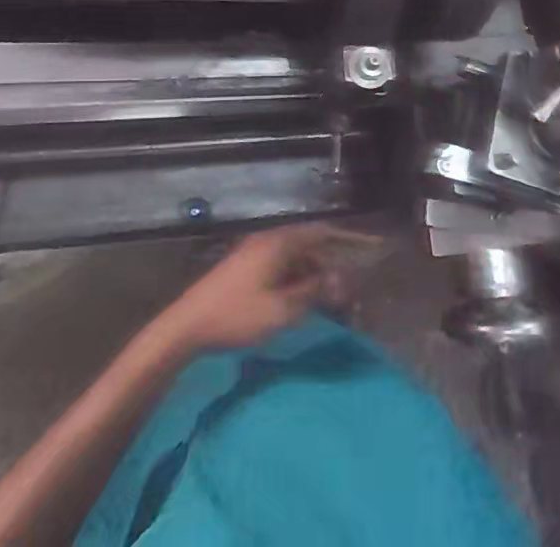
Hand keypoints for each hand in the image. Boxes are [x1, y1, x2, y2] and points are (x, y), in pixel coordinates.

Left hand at [150, 224, 375, 353]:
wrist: (185, 327)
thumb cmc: (237, 315)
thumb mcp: (282, 308)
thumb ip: (315, 291)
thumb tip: (343, 280)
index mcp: (279, 243)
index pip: (323, 232)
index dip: (350, 238)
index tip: (374, 245)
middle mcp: (269, 241)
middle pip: (311, 246)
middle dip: (334, 265)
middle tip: (352, 288)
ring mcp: (255, 253)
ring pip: (296, 259)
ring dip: (316, 275)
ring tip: (332, 301)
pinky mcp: (245, 268)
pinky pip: (283, 267)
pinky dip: (299, 280)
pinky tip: (305, 300)